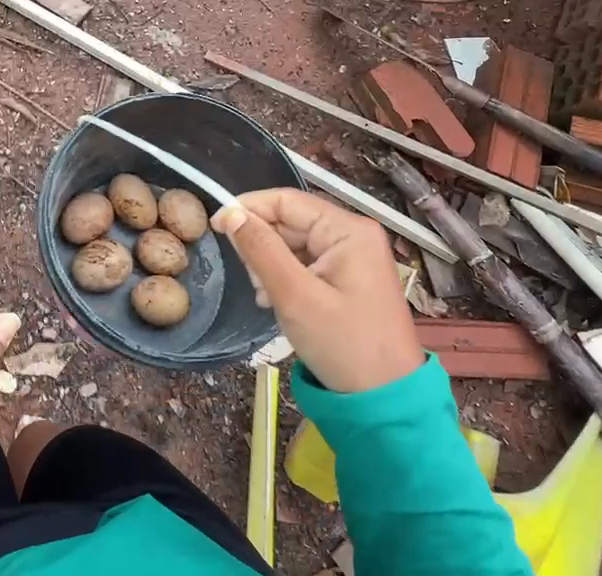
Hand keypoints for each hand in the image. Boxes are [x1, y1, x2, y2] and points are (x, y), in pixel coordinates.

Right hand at [213, 188, 423, 392]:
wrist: (386, 400)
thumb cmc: (343, 345)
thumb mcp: (295, 295)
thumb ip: (260, 249)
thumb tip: (230, 214)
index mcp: (348, 230)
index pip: (286, 201)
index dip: (247, 209)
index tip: (215, 228)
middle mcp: (353, 235)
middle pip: (290, 221)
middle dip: (262, 245)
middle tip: (251, 279)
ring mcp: (353, 257)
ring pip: (293, 243)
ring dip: (271, 264)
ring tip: (266, 295)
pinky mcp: (349, 278)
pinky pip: (305, 263)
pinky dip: (285, 277)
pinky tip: (276, 300)